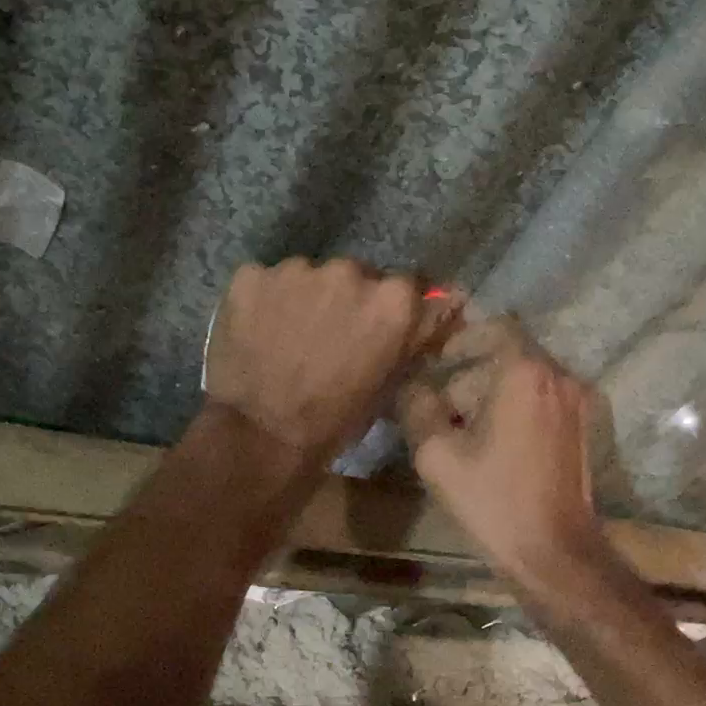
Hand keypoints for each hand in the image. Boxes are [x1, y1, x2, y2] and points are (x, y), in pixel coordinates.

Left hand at [205, 258, 458, 461]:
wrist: (260, 435)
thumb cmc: (335, 418)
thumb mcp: (390, 382)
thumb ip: (419, 336)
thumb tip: (453, 301)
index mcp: (392, 300)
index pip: (407, 287)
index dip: (391, 309)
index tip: (376, 330)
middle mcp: (350, 271)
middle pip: (356, 276)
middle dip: (347, 300)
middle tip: (330, 337)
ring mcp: (297, 269)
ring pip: (309, 277)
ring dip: (306, 298)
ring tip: (289, 338)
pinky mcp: (251, 275)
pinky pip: (265, 282)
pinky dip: (265, 301)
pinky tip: (257, 333)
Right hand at [398, 321, 598, 571]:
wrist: (555, 552)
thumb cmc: (494, 501)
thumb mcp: (437, 456)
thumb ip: (418, 408)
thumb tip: (412, 386)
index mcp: (525, 372)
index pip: (495, 327)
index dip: (463, 339)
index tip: (438, 363)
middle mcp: (559, 376)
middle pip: (511, 354)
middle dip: (475, 373)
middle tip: (444, 406)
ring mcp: (578, 402)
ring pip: (530, 378)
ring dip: (498, 393)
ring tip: (468, 429)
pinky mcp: (586, 427)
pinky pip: (546, 400)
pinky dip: (521, 408)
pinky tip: (499, 443)